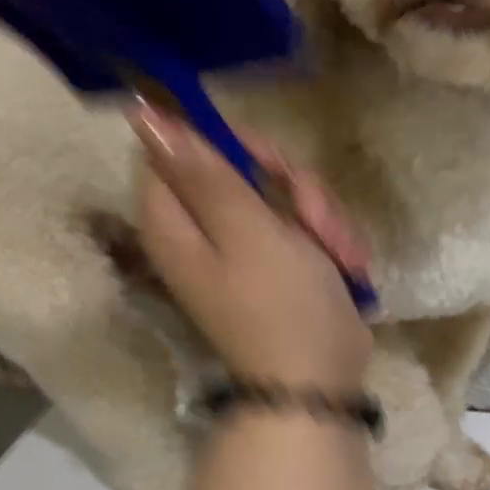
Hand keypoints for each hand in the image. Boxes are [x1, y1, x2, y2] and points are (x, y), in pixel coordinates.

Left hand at [128, 105, 371, 391]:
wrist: (319, 380)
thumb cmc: (282, 305)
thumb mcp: (249, 232)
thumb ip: (204, 172)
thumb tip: (140, 110)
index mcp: (177, 221)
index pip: (179, 151)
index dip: (226, 145)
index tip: (268, 161)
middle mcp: (206, 232)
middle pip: (242, 172)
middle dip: (292, 186)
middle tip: (313, 211)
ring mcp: (250, 252)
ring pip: (287, 201)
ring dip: (324, 219)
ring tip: (340, 253)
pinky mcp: (289, 269)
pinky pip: (310, 232)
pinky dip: (333, 245)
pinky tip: (349, 267)